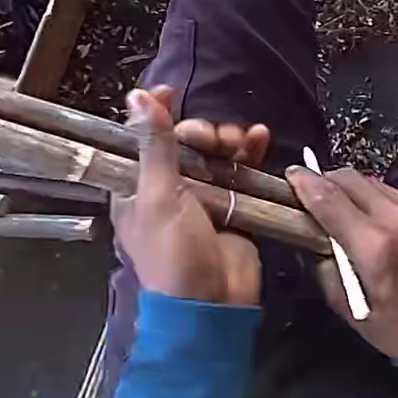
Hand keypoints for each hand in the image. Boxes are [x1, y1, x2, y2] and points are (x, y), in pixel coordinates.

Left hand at [112, 87, 261, 305]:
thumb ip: (153, 144)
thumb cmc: (172, 251)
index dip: (156, 113)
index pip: (143, 137)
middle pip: (184, 140)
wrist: (212, 306)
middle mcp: (166, 185)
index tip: (171, 91)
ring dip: (228, 138)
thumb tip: (137, 95)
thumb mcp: (158, 194)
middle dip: (201, 131)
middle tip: (210, 138)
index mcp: (137, 184)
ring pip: (214, 151)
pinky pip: (240, 169)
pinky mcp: (232, 204)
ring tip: (239, 141)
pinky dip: (250, 151)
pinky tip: (261, 138)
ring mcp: (201, 194)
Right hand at [287, 166, 397, 357]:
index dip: (304, 181)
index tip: (290, 175)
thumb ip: (324, 266)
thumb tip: (311, 236)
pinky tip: (369, 217)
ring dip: (349, 188)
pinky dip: (372, 198)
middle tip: (312, 193)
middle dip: (325, 180)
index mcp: (374, 246)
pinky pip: (390, 192)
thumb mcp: (349, 308)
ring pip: (370, 181)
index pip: (327, 197)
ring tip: (340, 206)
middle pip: (348, 178)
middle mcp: (397, 219)